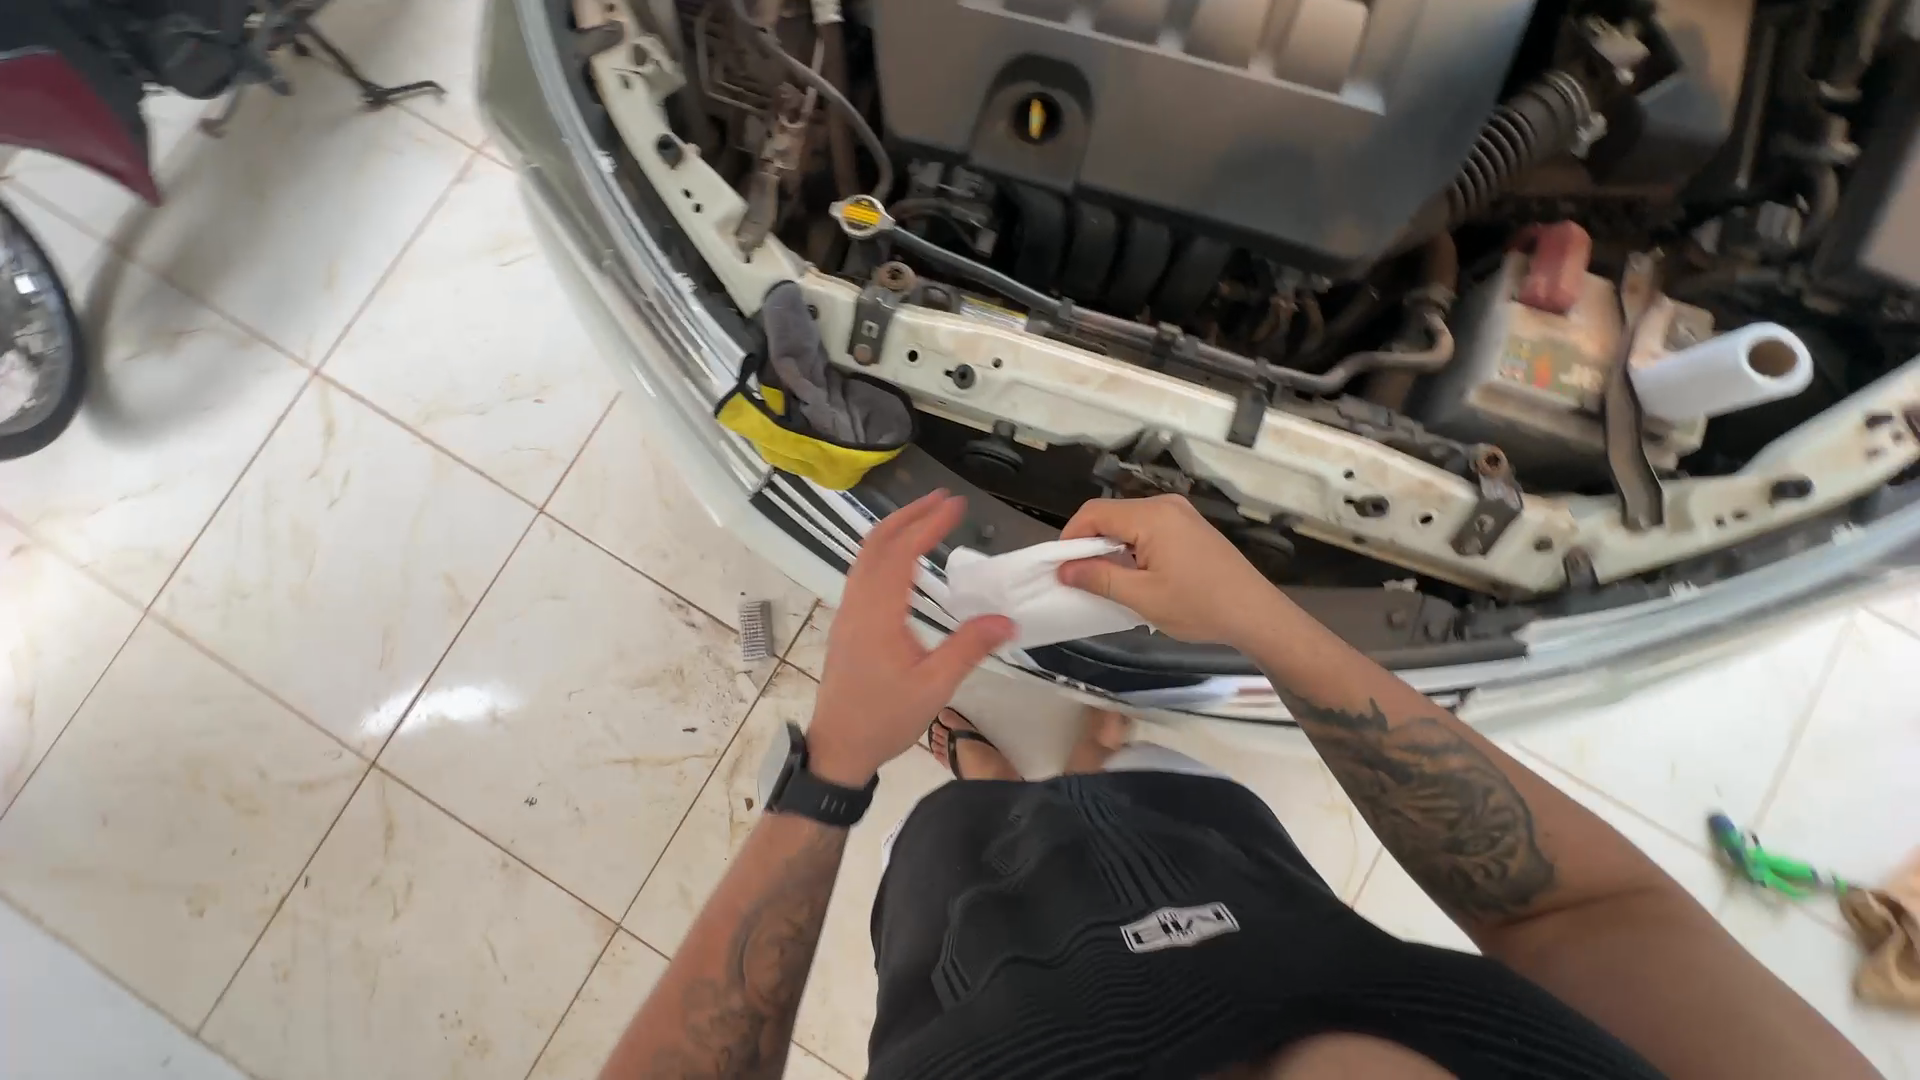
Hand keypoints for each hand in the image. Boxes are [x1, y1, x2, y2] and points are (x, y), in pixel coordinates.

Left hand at [807, 492, 1014, 786]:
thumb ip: (968, 649)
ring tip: (925, 516)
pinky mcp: (847, 623)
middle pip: (876, 543)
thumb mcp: (934, 687)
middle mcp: (857, 604)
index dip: (928, 524)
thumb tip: (1007, 621)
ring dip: (894, 530)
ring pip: (865, 555)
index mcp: (877, 614)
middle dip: (909, 515)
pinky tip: (903, 557)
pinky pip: (862, 572)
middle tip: (942, 497)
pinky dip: (883, 550)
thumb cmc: (884, 719)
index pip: (902, 553)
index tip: (955, 504)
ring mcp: (847, 612)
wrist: (839, 747)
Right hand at [1056, 495, 1290, 647]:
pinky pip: (1148, 528)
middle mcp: (1165, 505)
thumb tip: (1064, 570)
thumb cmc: (1199, 606)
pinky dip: (1132, 546)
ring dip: (1111, 546)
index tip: (1060, 567)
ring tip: (1106, 579)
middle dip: (1089, 543)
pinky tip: (1134, 573)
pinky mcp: (1190, 526)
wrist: (1256, 614)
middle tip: (1080, 576)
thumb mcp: (1142, 597)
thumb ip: (1099, 579)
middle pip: (1111, 514)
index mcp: (1152, 516)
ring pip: (1128, 522)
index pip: (1094, 513)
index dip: (1070, 537)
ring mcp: (1180, 514)